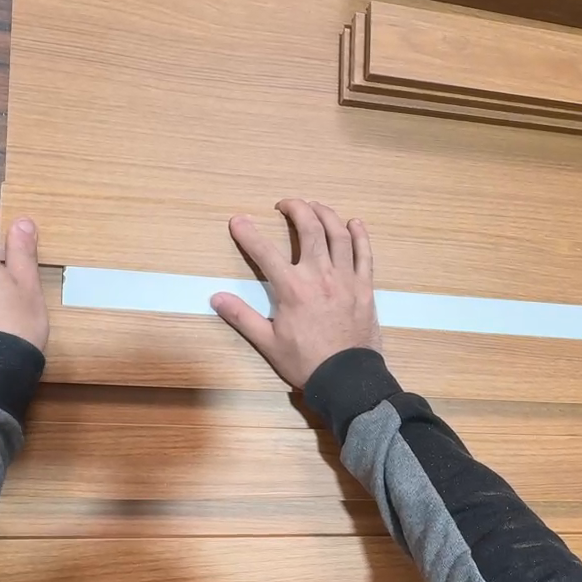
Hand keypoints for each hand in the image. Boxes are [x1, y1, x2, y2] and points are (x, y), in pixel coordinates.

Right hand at [211, 199, 382, 388]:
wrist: (346, 377)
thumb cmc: (306, 362)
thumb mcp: (267, 343)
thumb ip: (242, 317)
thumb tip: (216, 298)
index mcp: (292, 288)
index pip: (265, 252)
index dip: (248, 234)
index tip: (238, 221)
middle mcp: (320, 275)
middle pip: (309, 229)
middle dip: (296, 209)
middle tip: (285, 204)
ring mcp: (346, 279)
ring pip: (338, 235)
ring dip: (326, 215)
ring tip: (316, 207)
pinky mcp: (365, 287)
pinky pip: (365, 254)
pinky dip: (360, 235)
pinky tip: (355, 223)